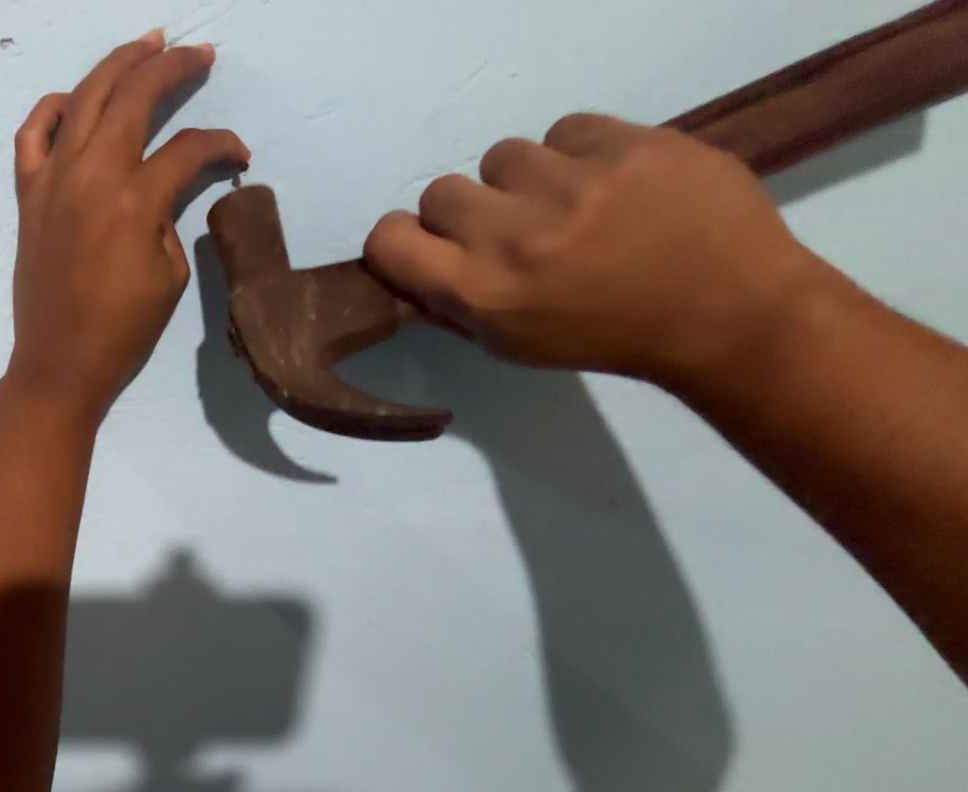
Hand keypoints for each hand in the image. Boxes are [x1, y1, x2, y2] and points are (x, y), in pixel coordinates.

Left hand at [7, 30, 249, 416]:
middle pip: (134, 96)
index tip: (238, 156)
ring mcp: (53, 181)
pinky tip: (75, 99)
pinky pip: (33, 134)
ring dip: (118, 63)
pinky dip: (53, 108)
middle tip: (198, 54)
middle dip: (173, 67)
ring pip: (84, 97)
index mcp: (135, 201)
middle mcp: (91, 175)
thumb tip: (160, 191)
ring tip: (145, 46)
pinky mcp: (28, 196)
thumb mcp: (169, 276)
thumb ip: (168, 219)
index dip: (221, 146)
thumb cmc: (122, 331)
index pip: (188, 149)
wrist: (60, 363)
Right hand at [364, 113, 831, 384]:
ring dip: (520, 179)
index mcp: (478, 289)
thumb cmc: (600, 338)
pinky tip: (603, 181)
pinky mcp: (627, 144)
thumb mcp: (508, 343)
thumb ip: (453, 302)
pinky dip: (576, 153)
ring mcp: (571, 183)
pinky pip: (566, 129)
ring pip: (502, 156)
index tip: (427, 247)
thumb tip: (415, 266)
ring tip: (562, 203)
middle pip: (439, 192)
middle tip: (505, 228)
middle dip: (464, 212)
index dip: (400, 241)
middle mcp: (512, 233)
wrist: (722, 311)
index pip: (389, 240)